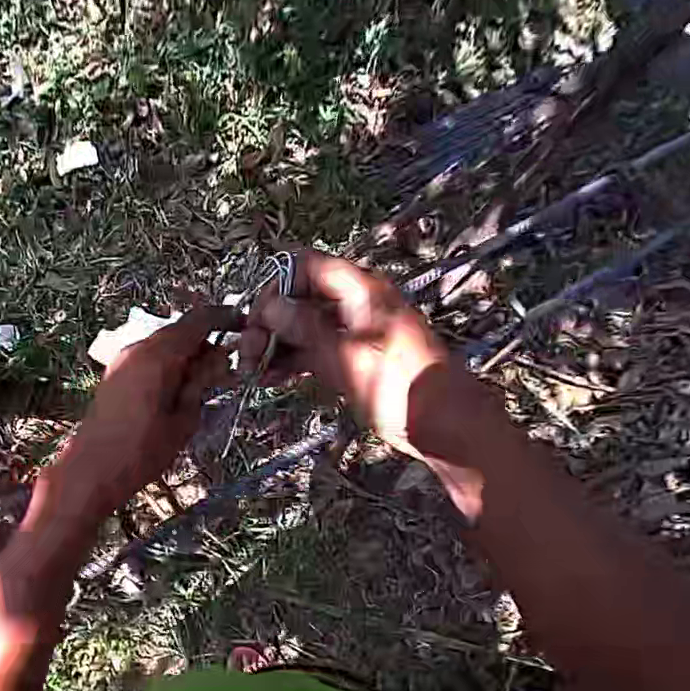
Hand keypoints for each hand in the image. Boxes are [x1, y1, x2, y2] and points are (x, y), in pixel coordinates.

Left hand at [38, 305, 235, 524]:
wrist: (91, 471)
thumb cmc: (142, 451)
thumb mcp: (183, 419)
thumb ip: (201, 382)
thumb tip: (219, 358)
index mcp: (158, 355)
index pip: (198, 320)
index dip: (224, 318)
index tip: (243, 327)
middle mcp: (138, 348)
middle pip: (180, 331)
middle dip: (206, 344)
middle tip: (228, 370)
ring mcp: (122, 360)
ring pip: (163, 346)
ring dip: (187, 357)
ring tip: (207, 384)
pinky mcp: (115, 375)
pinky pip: (148, 359)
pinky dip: (169, 366)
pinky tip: (180, 390)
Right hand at [242, 251, 447, 458]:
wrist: (442, 424)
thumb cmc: (399, 386)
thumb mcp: (347, 356)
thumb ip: (306, 329)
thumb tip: (270, 307)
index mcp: (360, 290)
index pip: (305, 266)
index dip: (275, 288)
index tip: (256, 321)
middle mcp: (353, 305)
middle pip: (298, 298)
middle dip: (269, 322)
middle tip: (247, 354)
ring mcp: (350, 332)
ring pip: (301, 327)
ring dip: (275, 345)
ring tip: (252, 371)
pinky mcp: (349, 359)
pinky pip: (312, 351)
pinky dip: (291, 362)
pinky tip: (270, 378)